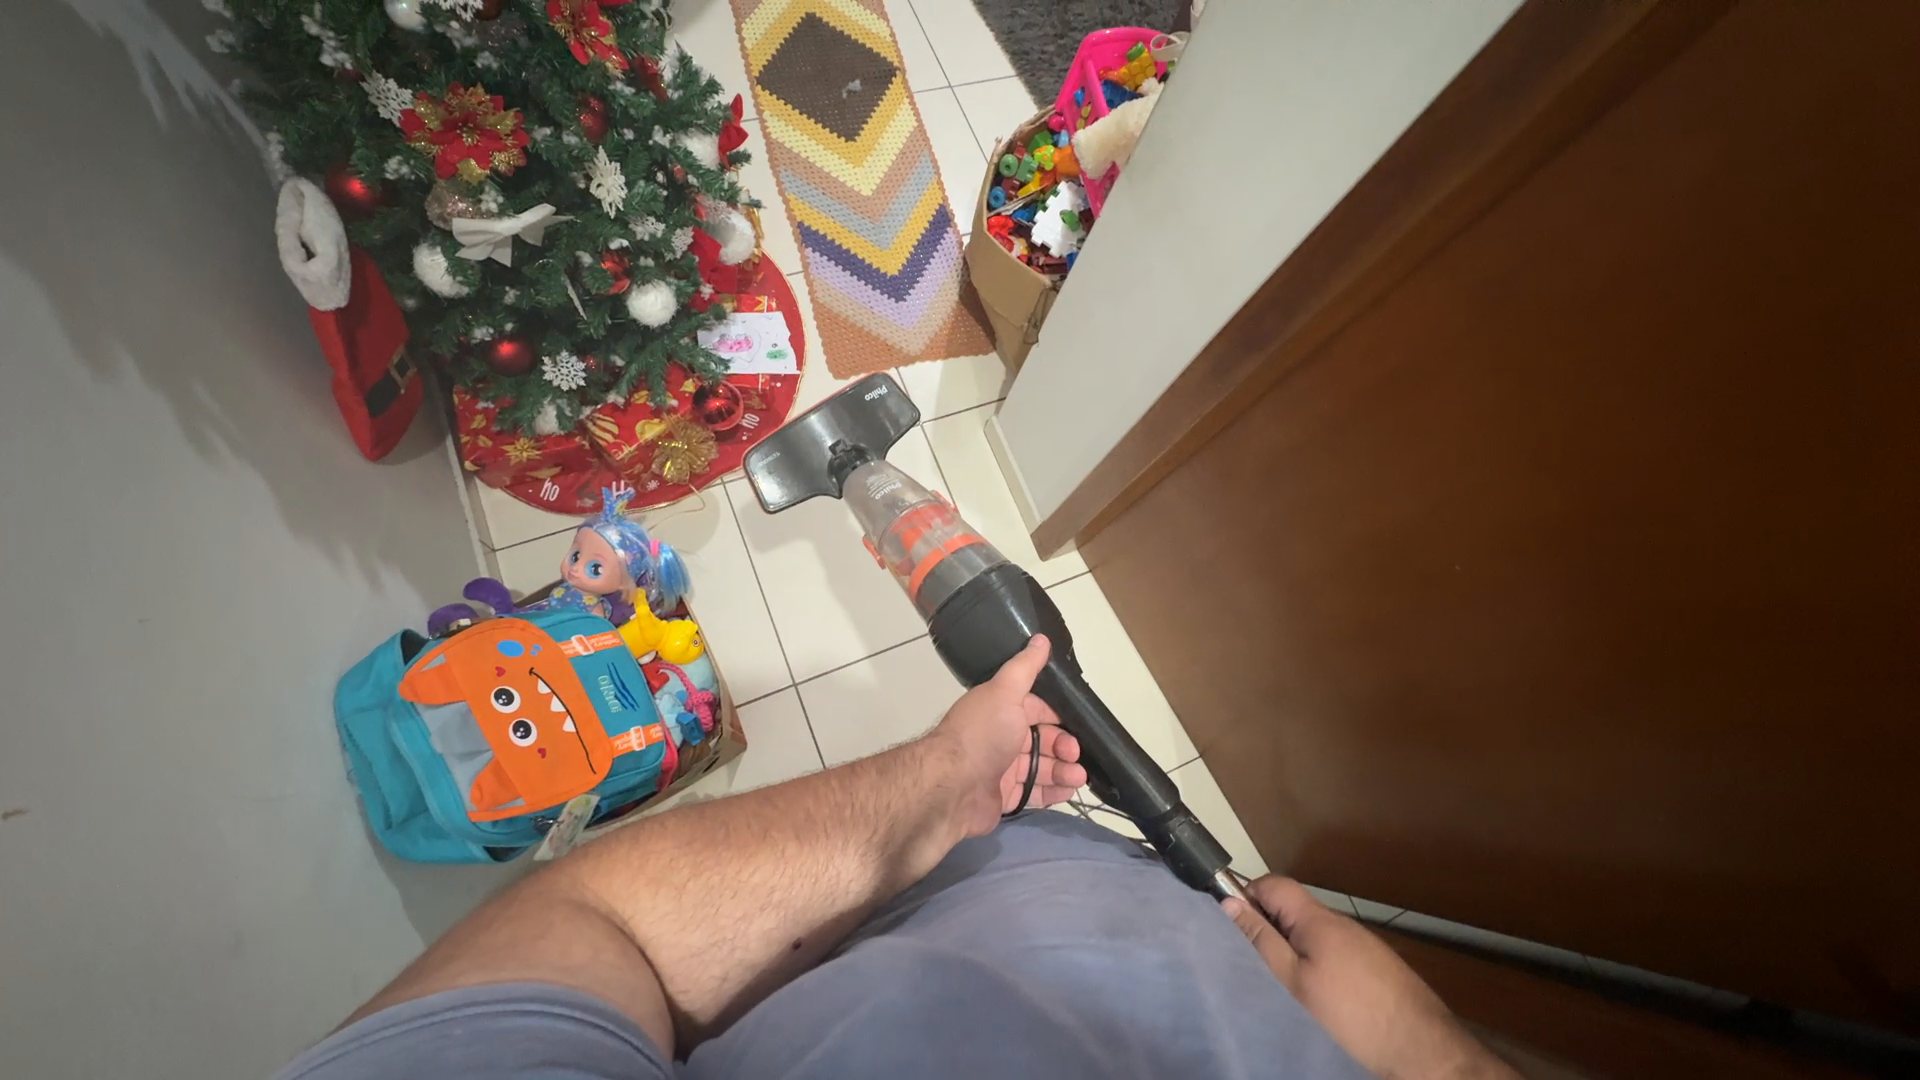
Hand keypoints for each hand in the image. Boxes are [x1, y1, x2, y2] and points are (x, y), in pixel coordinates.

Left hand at [924, 635, 1085, 836]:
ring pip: (1041, 767)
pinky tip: (1069, 790)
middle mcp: (1001, 737)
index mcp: (1001, 710)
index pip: (1037, 709)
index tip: (1079, 724)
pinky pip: (1035, 793)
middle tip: (1075, 755)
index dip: (1059, 716)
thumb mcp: (1005, 692)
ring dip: (1064, 770)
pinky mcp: (1004, 797)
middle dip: (1064, 746)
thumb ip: (1025, 667)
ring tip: (1078, 776)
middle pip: (1042, 740)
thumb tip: (1041, 638)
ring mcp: (1002, 769)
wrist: (952, 787)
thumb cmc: (982, 735)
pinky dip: (1053, 792)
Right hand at [1223, 877, 1518, 1079]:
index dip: (1249, 896)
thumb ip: (1260, 939)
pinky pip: (1336, 951)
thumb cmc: (1351, 1016)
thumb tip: (1229, 901)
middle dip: (1271, 928)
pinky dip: (1321, 964)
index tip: (1239, 928)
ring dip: (1296, 948)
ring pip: (1314, 933)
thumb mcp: (1294, 981)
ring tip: (1292, 986)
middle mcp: (1341, 922)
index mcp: (1317, 918)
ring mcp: (1363, 943)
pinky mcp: (1379, 965)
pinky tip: (1325, 997)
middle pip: (1292, 908)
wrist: (1426, 1052)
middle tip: (1263, 965)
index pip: (1272, 882)